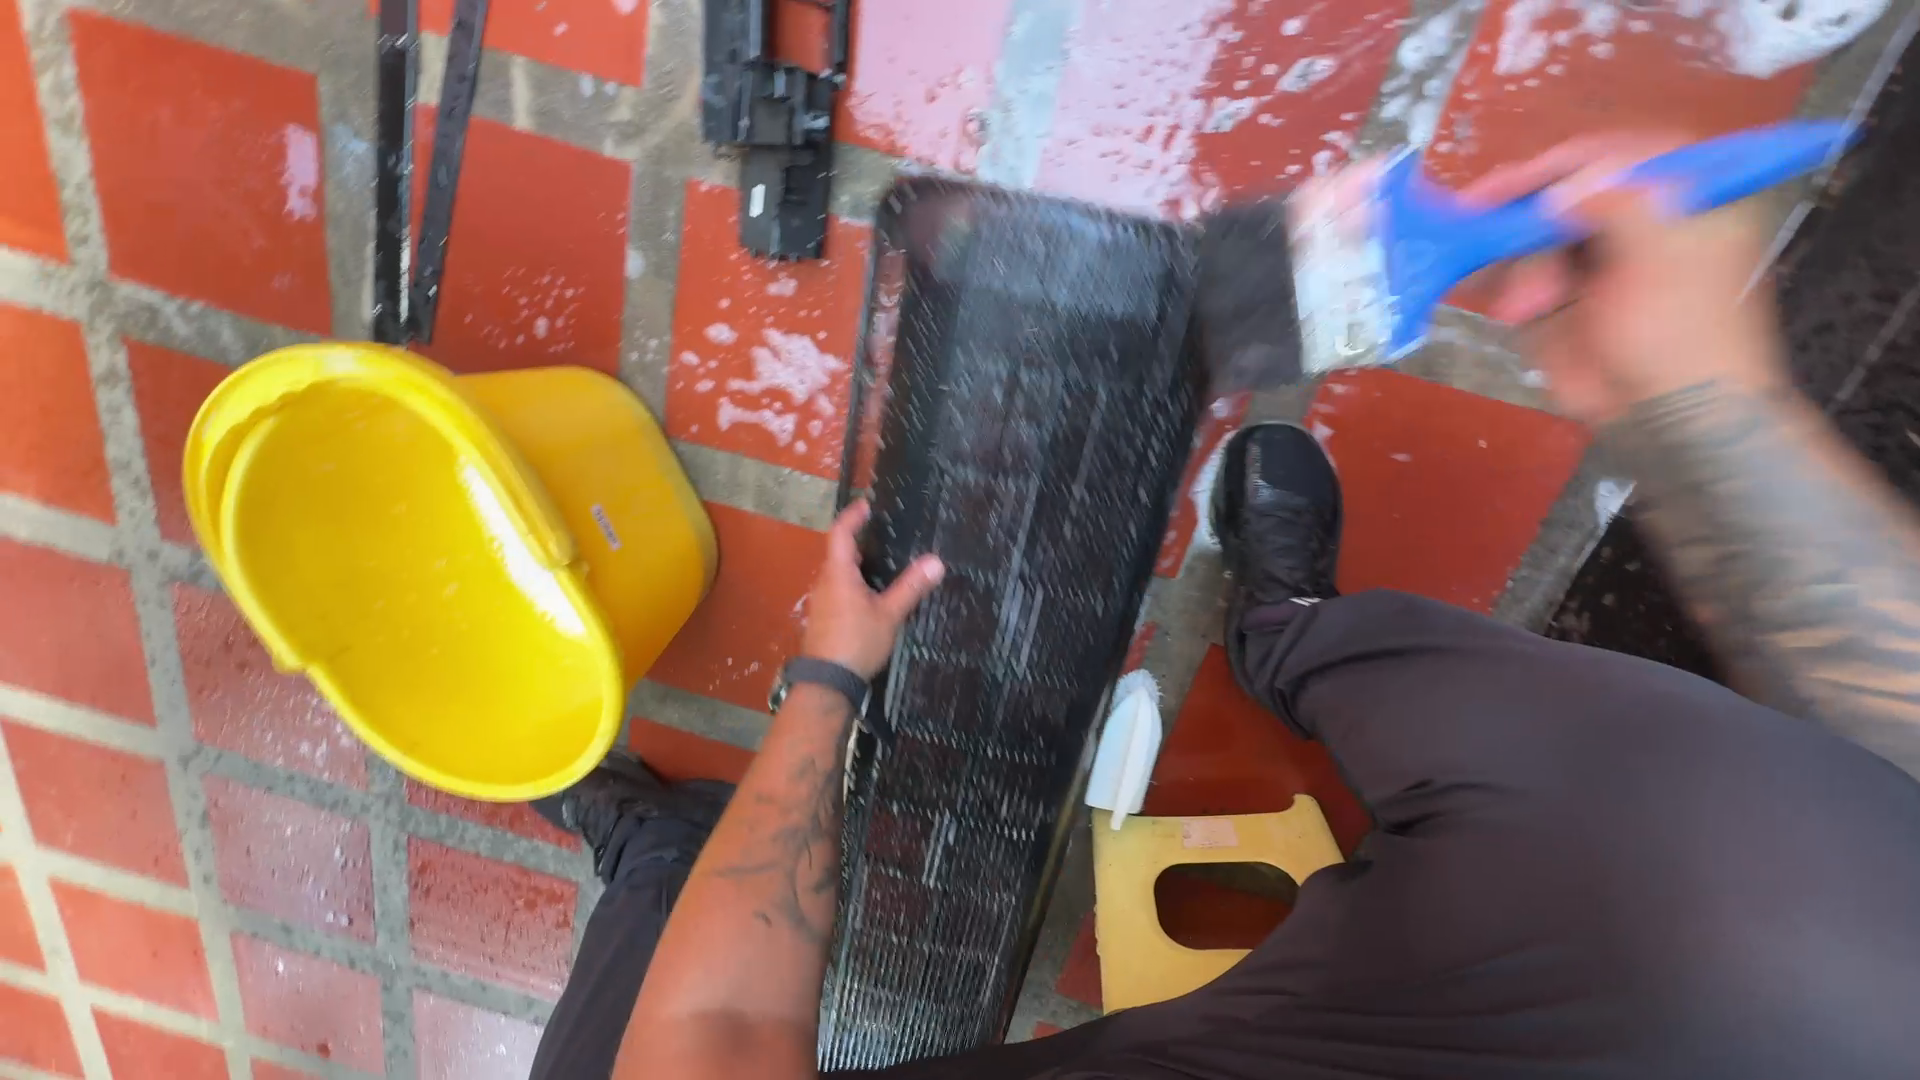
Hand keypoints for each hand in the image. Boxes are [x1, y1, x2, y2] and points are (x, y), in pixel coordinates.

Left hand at [799, 500, 943, 679]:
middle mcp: (824, 582)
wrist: (828, 682)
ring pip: (837, 573)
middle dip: (857, 540)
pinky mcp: (823, 619)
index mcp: (838, 574)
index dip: (852, 516)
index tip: (866, 505)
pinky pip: (837, 590)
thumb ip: (911, 587)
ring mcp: (820, 602)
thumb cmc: (857, 642)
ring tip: (881, 563)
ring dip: (855, 564)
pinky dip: (852, 584)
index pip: (839, 533)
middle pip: (837, 552)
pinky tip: (870, 595)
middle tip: (882, 534)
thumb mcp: (889, 614)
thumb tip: (936, 561)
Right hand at [1464, 132, 1791, 425]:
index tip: (1518, 182)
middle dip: (1521, 216)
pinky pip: (1511, 276)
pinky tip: (1479, 291)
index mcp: (1678, 201)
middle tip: (1473, 216)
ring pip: (1530, 238)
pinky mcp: (1552, 299)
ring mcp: (1587, 263)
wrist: (1659, 410)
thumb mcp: (1663, 259)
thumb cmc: (1676, 332)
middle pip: (1564, 196)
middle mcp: (1630, 223)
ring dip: (1510, 262)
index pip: (1622, 156)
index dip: (1567, 164)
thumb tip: (1561, 190)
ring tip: (1520, 306)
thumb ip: (1622, 207)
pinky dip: (1490, 280)